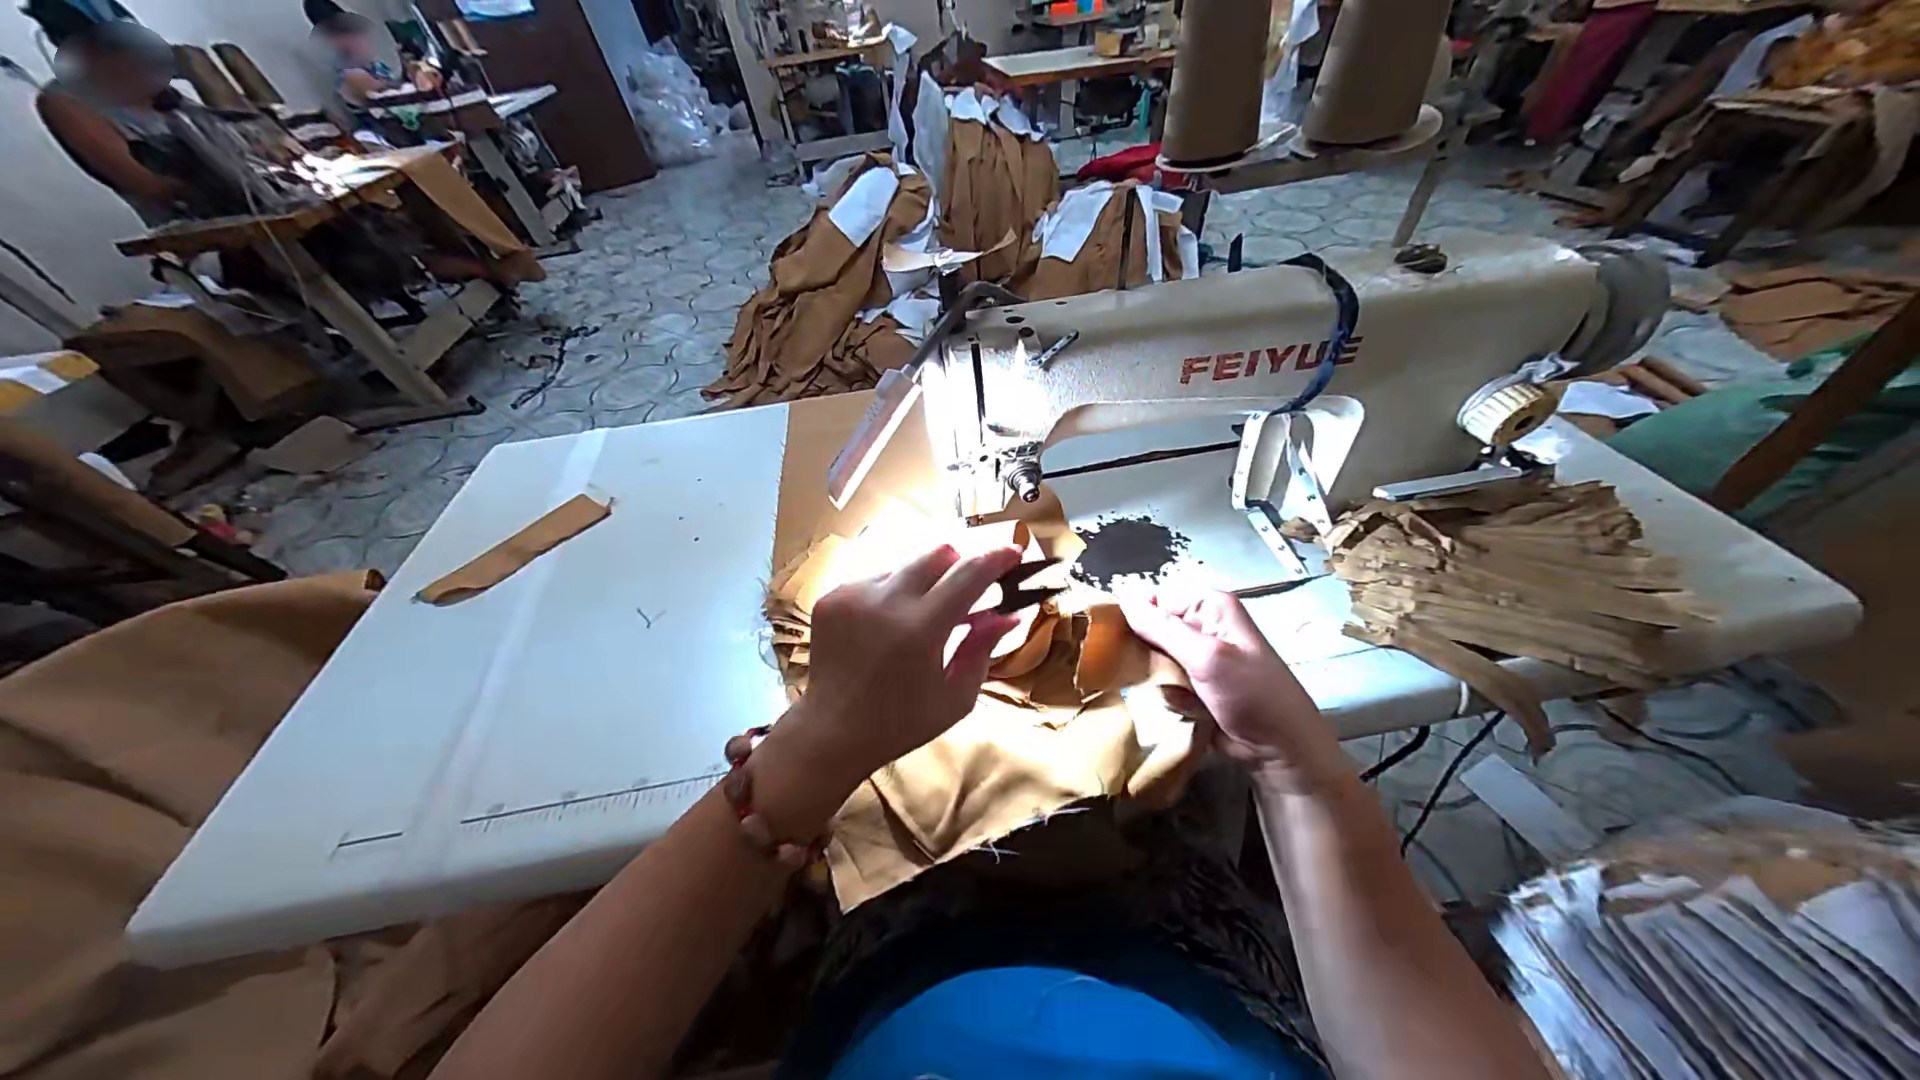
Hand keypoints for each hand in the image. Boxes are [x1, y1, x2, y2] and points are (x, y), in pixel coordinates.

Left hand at [791, 543, 1024, 778]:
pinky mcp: (832, 597)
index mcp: (920, 629)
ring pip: (906, 566)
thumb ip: (982, 648)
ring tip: (919, 622)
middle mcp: (885, 601)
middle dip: (960, 566)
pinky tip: (886, 629)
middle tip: (968, 592)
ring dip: (923, 584)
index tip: (1013, 551)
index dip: (996, 558)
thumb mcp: (956, 697)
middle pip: (937, 554)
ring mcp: (853, 595)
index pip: (968, 574)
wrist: (832, 732)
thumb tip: (1009, 613)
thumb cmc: (901, 722)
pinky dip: (892, 595)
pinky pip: (876, 579)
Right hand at [1118, 584, 1349, 793]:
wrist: (1279, 749)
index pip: (1156, 598)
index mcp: (1210, 606)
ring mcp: (1196, 656)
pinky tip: (1166, 703)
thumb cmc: (1252, 696)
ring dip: (1149, 673)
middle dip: (1142, 648)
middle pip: (1151, 626)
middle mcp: (1202, 625)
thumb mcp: (1207, 657)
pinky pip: (1160, 679)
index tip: (1121, 640)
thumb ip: (1162, 628)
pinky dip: (1159, 691)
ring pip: (1151, 655)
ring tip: (1153, 689)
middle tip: (1137, 669)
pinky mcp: (1191, 683)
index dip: (1138, 617)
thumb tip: (1123, 600)